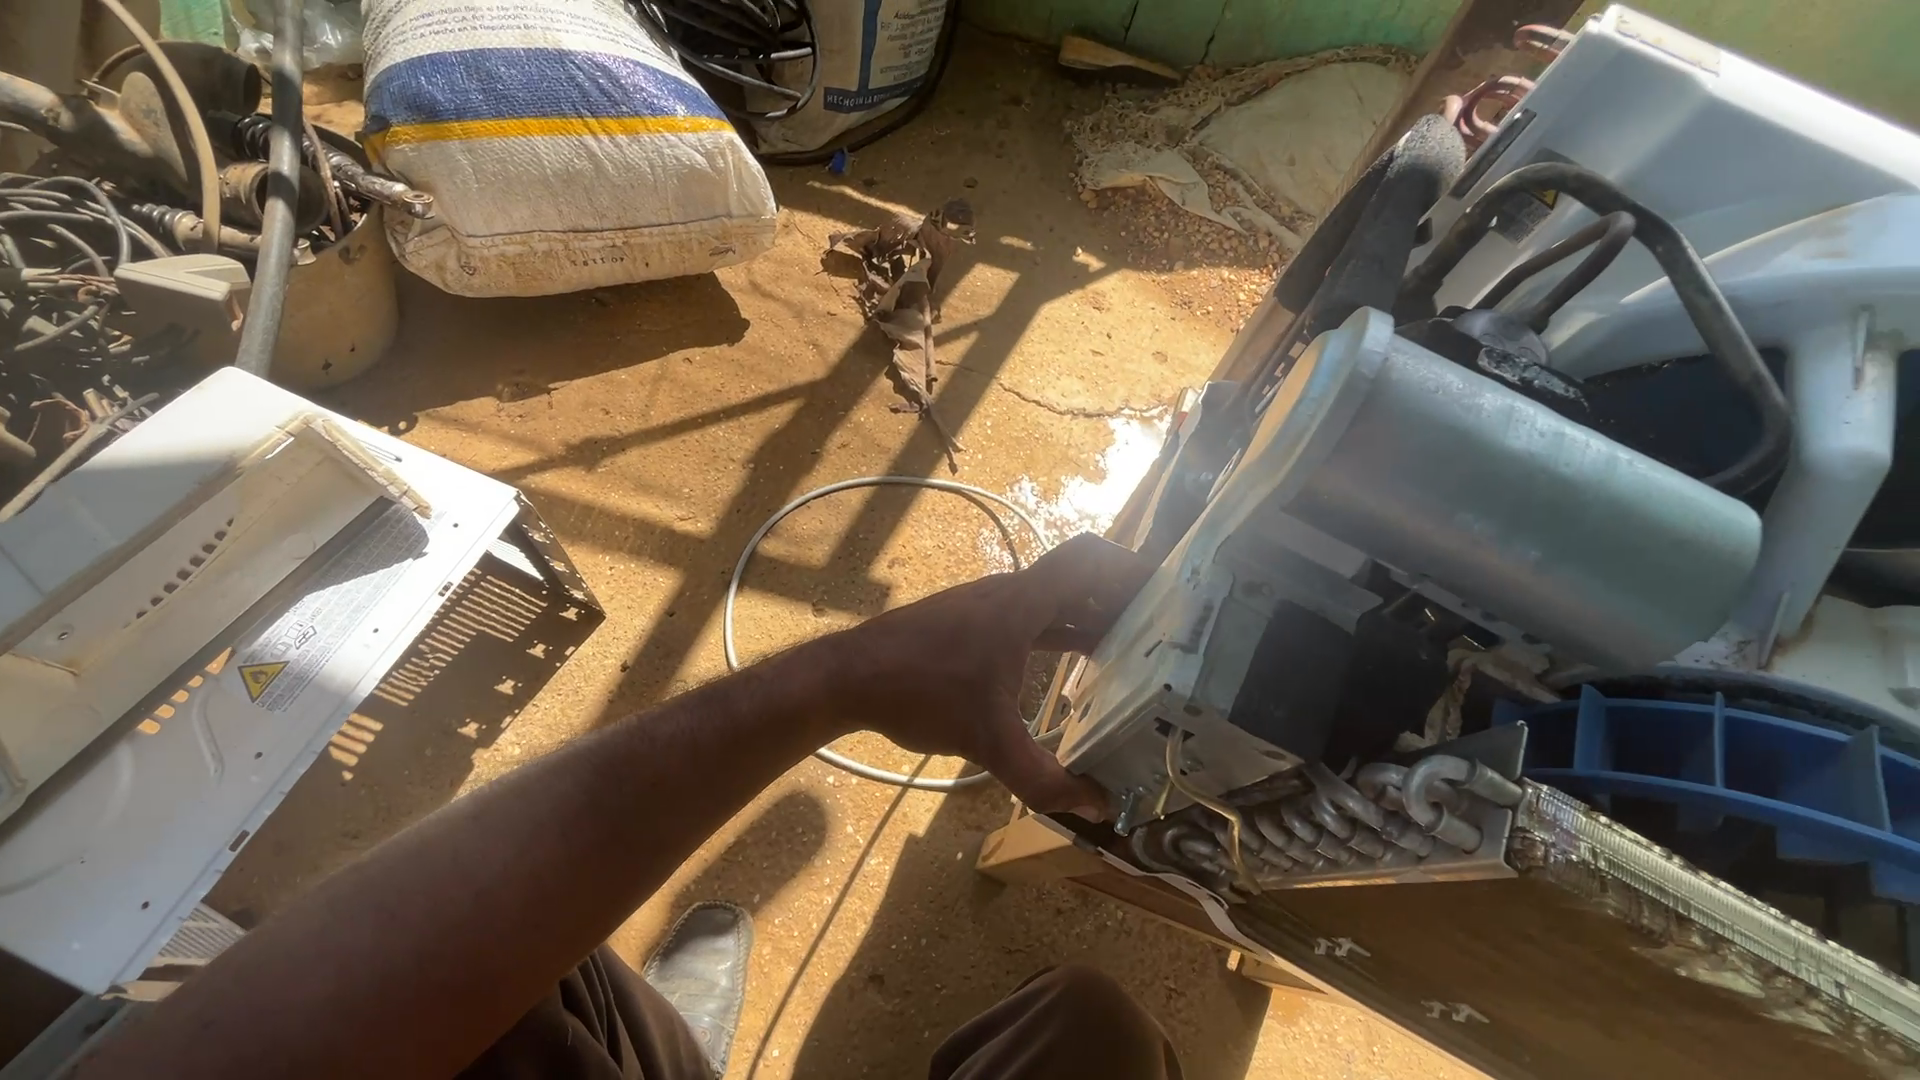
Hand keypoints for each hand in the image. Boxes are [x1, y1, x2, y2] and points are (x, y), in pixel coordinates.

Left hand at [821, 533, 1153, 815]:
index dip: (1130, 566)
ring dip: (1090, 618)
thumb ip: (1043, 780)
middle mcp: (1008, 594)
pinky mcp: (970, 625)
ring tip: (1129, 650)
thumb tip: (1097, 809)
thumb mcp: (988, 741)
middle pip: (1077, 578)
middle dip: (1120, 598)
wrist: (848, 677)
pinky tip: (1070, 668)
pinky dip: (1059, 633)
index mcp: (1020, 603)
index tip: (1166, 590)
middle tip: (1161, 630)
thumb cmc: (919, 692)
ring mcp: (986, 607)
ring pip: (1052, 601)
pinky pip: (1030, 618)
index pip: (1087, 559)